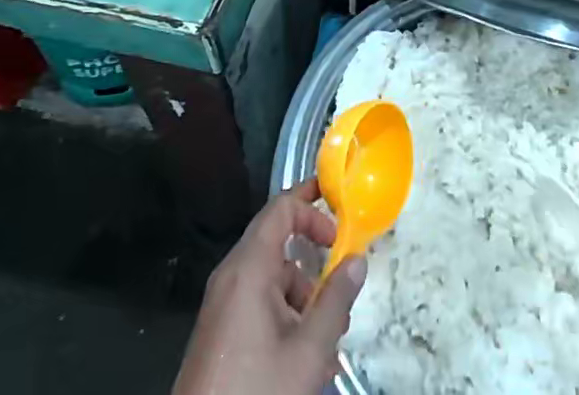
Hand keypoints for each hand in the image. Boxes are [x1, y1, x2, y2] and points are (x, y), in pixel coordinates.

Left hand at [174, 179, 365, 394]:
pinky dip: (286, 315)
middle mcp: (231, 275)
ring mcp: (223, 301)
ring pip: (273, 278)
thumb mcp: (309, 350)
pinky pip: (260, 302)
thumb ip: (336, 299)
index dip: (312, 203)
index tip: (342, 219)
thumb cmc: (259, 389)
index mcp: (248, 268)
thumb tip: (357, 258)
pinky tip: (306, 356)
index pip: (280, 209)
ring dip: (304, 297)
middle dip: (314, 263)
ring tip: (327, 341)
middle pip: (278, 244)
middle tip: (342, 288)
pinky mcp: (221, 327)